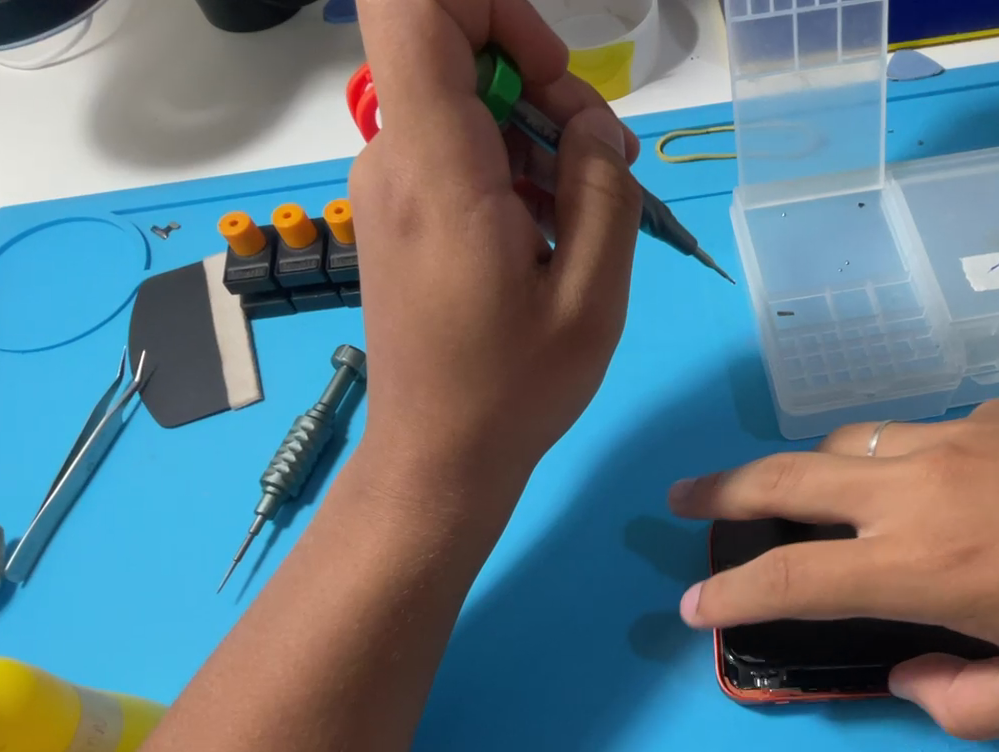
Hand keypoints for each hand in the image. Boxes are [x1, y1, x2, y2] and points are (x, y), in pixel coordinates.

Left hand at [348, 0, 642, 503]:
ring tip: (586, 222)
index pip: (416, 6)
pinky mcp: (400, 220)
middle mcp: (395, 161)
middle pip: (458, 56)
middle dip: (546, 94)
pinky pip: (458, 158)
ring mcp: (391, 191)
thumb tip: (593, 128)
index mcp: (437, 169)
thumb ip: (603, 191)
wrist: (439, 458)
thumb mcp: (591, 298)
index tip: (553, 79)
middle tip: (607, 172)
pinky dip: (513, 177)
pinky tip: (548, 242)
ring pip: (466, 111)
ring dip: (538, 144)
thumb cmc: (514, 390)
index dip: (491, 7)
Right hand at [669, 368, 998, 737]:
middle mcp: (918, 485)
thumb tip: (913, 674)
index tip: (693, 608)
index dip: (731, 596)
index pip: (792, 579)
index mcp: (924, 563)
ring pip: (847, 443)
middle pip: (789, 476)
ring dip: (804, 470)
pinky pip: (915, 434)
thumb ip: (963, 700)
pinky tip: (936, 488)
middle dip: (722, 491)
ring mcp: (959, 433)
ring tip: (801, 497)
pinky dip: (888, 461)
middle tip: (681, 500)